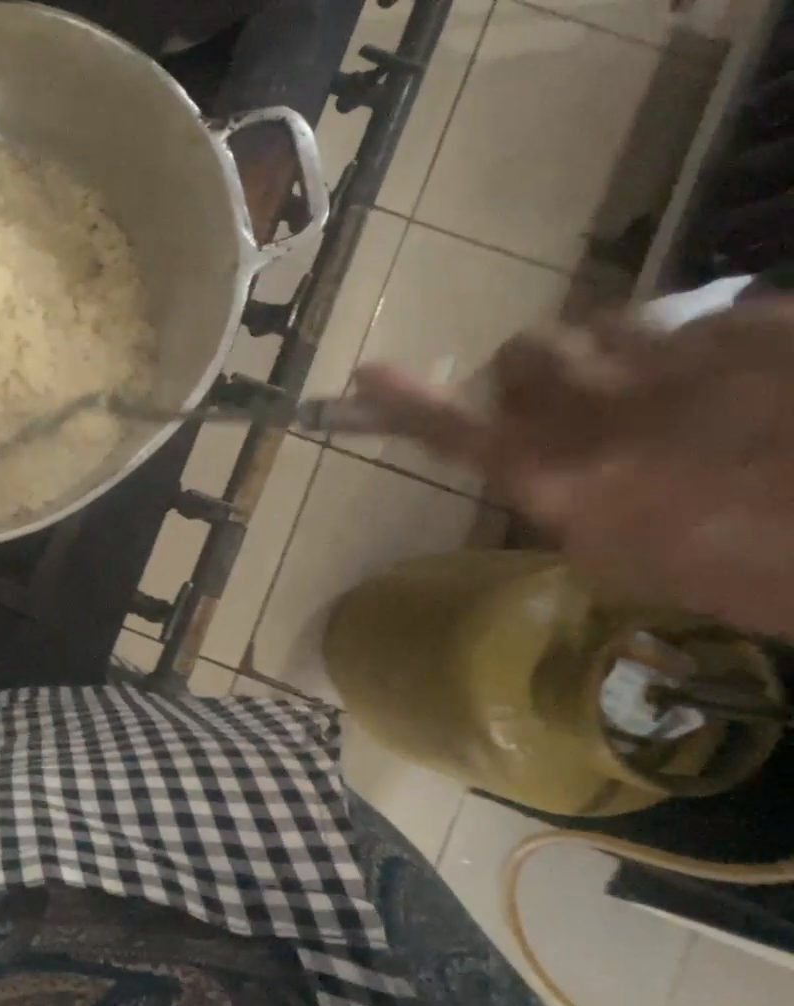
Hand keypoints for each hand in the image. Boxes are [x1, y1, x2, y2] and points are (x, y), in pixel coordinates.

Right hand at [351, 298, 793, 639]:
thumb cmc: (763, 572)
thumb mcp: (639, 566)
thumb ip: (573, 512)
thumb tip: (549, 483)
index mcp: (564, 482)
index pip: (454, 433)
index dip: (405, 404)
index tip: (366, 375)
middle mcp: (600, 414)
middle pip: (520, 357)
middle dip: (526, 369)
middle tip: (562, 393)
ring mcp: (680, 363)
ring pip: (596, 324)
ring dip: (600, 347)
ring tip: (645, 374)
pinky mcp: (755, 328)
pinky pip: (693, 319)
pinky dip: (697, 343)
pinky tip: (733, 375)